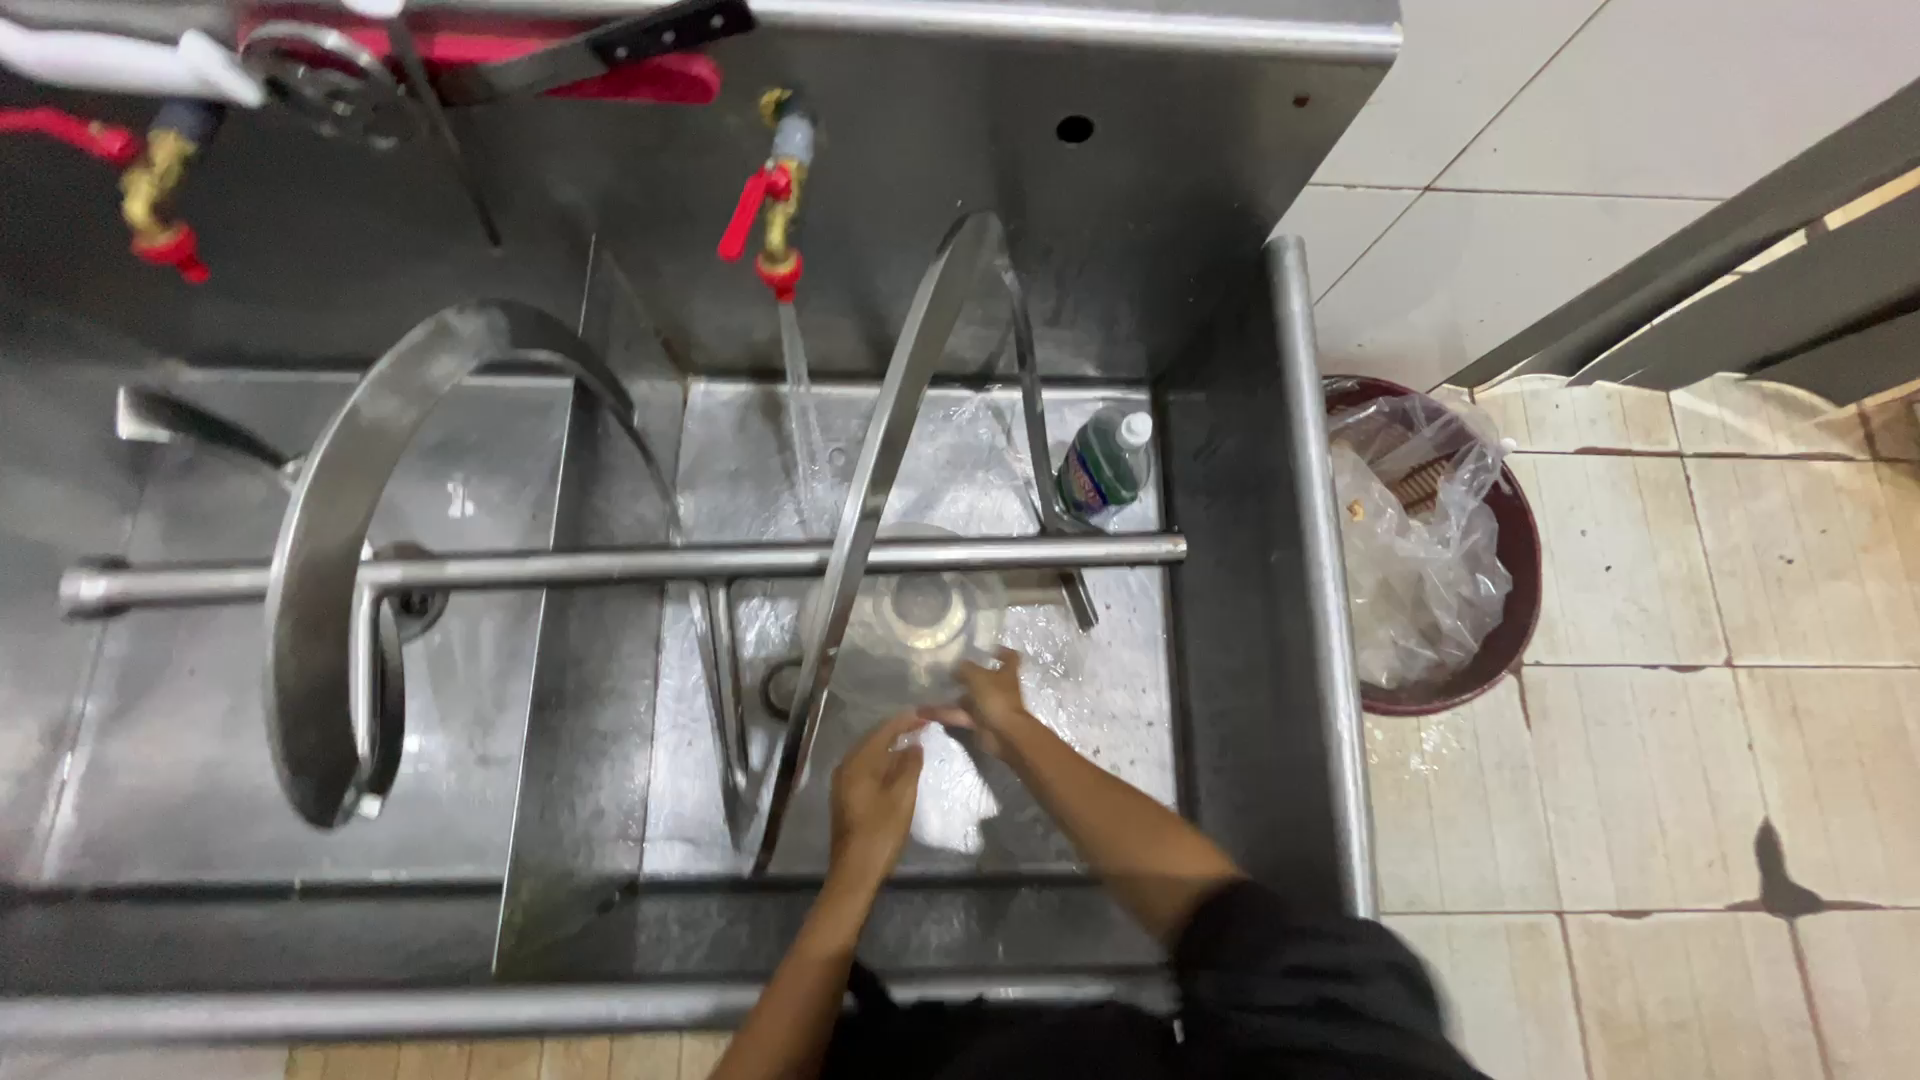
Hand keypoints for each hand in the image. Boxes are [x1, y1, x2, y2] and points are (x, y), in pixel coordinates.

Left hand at [829, 711, 926, 888]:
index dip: (904, 722)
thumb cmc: (880, 833)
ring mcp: (843, 783)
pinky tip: (897, 767)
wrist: (854, 872)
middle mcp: (846, 768)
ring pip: (869, 755)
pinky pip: (866, 768)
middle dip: (897, 732)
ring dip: (890, 747)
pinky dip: (883, 762)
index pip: (882, 732)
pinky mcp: (846, 796)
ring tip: (913, 742)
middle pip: (873, 741)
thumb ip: (909, 766)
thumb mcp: (902, 797)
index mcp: (857, 764)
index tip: (924, 715)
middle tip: (921, 726)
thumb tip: (914, 745)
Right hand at [933, 647, 1036, 760]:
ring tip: (929, 690)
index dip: (1001, 651)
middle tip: (944, 670)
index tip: (987, 648)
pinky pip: (958, 715)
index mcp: (1006, 673)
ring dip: (950, 696)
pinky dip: (943, 714)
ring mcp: (987, 706)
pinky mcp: (977, 722)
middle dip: (964, 675)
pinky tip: (924, 710)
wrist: (1003, 735)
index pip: (1010, 658)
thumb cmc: (996, 699)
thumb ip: (966, 668)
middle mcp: (998, 689)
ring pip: (966, 699)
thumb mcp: (979, 677)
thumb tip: (956, 666)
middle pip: (982, 679)